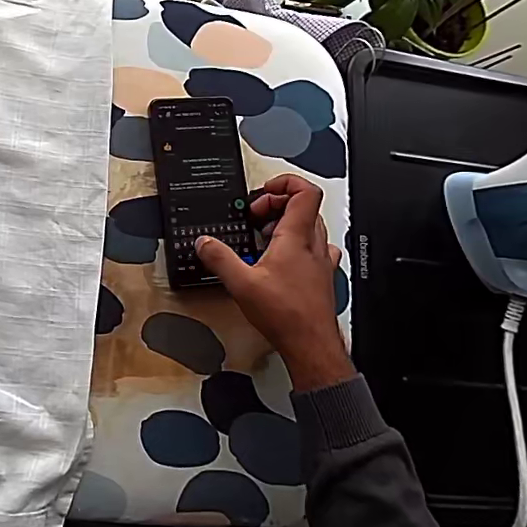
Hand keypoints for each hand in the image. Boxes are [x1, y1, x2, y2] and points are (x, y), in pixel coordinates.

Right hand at [195, 174, 353, 389]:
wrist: (311, 344)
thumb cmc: (287, 315)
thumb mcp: (241, 284)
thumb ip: (219, 258)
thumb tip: (204, 242)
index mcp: (296, 237)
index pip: (304, 192)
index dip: (285, 182)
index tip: (263, 191)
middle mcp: (314, 245)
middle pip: (304, 206)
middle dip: (277, 204)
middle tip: (256, 218)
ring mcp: (321, 260)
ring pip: (310, 226)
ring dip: (287, 223)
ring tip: (265, 236)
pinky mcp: (322, 276)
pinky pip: (315, 247)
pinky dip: (299, 244)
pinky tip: (284, 258)